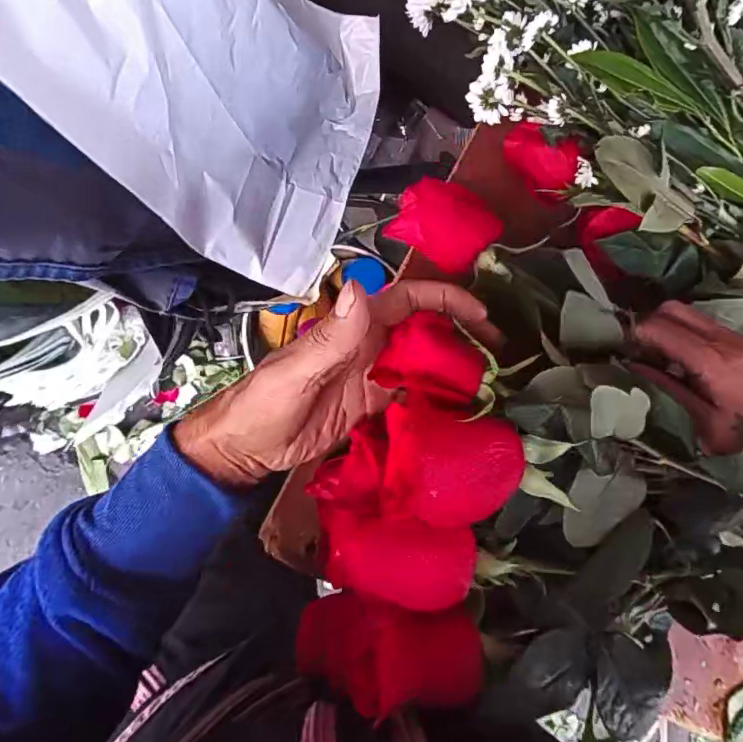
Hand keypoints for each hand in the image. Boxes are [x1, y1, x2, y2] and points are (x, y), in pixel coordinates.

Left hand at [174, 280, 502, 487]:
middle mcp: (372, 344)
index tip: (480, 313)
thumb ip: (331, 337)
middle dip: (464, 330)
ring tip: (491, 379)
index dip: (447, 298)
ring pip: (427, 359)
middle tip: (498, 349)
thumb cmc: (261, 407)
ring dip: (458, 364)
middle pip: (427, 326)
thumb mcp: (295, 372)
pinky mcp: (377, 403)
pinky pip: (417, 392)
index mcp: (356, 327)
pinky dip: (441, 396)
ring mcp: (377, 374)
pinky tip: (462, 406)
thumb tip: (361, 289)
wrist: (243, 452)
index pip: (410, 299)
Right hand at [632, 302, 742, 520]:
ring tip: (657, 361)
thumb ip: (669, 390)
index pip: (662, 327)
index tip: (619, 349)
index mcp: (717, 363)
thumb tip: (633, 367)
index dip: (635, 334)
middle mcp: (731, 342)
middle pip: (676, 309)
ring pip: (693, 315)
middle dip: (650, 325)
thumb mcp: (704, 428)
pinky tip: (684, 366)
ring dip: (670, 329)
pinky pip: (710, 328)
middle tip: (636, 352)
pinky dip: (689, 336)